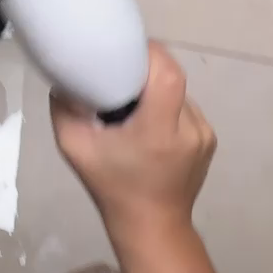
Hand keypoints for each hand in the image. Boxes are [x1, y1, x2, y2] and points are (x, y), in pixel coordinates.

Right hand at [51, 44, 216, 237]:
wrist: (151, 225)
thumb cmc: (110, 184)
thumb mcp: (72, 146)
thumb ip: (64, 108)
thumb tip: (65, 79)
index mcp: (159, 130)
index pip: (167, 74)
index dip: (149, 53)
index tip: (124, 47)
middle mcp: (189, 128)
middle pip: (172, 78)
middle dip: (146, 67)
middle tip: (118, 70)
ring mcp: (204, 135)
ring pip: (178, 91)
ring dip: (155, 88)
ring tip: (130, 99)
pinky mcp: (208, 140)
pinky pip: (185, 106)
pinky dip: (165, 104)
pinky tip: (146, 119)